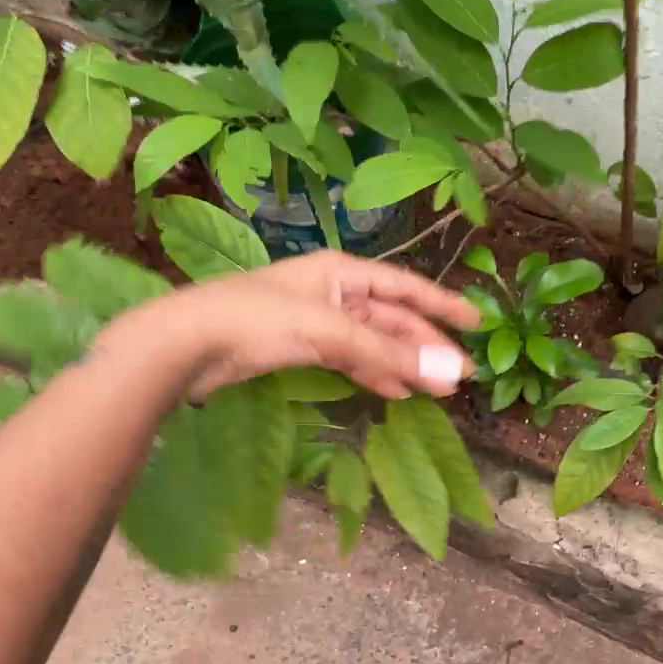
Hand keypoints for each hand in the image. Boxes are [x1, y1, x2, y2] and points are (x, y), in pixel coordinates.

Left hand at [106, 251, 479, 399]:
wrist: (187, 343)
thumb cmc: (258, 319)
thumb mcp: (330, 332)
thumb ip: (389, 352)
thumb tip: (448, 372)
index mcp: (342, 272)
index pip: (405, 286)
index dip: (442, 304)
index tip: (476, 322)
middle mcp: (334, 292)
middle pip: (393, 318)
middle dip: (426, 346)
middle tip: (460, 375)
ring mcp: (319, 321)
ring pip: (375, 342)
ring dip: (404, 365)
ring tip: (436, 390)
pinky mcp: (302, 348)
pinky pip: (352, 359)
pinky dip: (374, 374)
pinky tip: (395, 391)